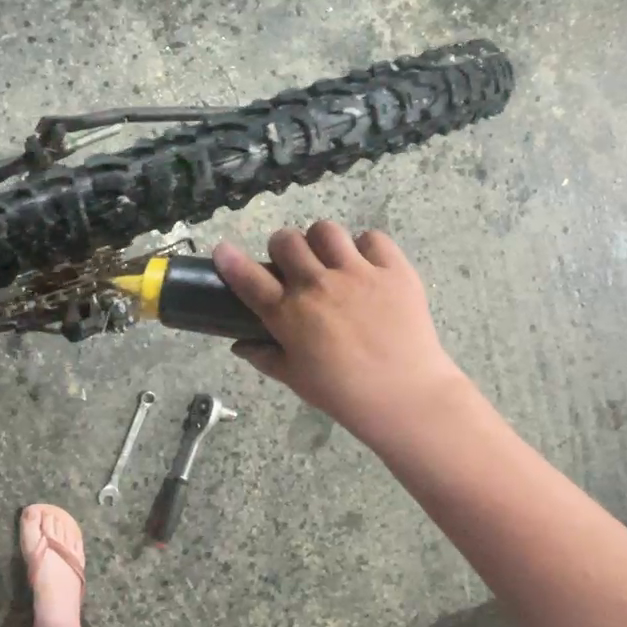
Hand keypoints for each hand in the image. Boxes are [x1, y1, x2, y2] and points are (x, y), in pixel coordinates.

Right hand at [213, 221, 472, 442]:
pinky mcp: (394, 270)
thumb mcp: (293, 377)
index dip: (230, 260)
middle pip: (286, 241)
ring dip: (320, 242)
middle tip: (291, 265)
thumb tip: (240, 345)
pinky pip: (373, 239)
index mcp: (287, 314)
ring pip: (326, 231)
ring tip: (329, 259)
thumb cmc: (341, 392)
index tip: (223, 251)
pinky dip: (365, 248)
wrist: (403, 395)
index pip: (248, 277)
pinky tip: (365, 267)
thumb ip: (263, 356)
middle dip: (282, 248)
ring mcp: (357, 274)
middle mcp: (317, 285)